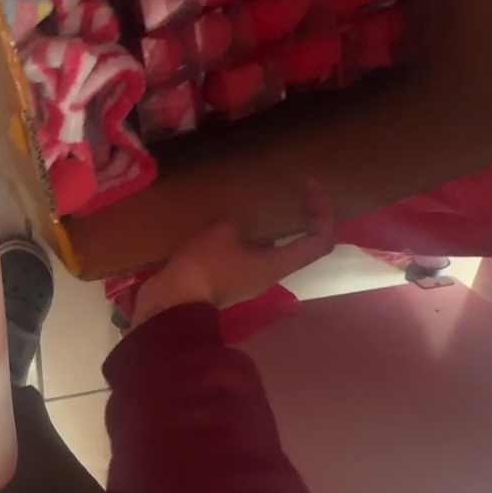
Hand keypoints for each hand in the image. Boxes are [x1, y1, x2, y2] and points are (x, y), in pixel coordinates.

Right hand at [130, 181, 336, 325]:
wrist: (169, 303)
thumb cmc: (203, 268)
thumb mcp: (222, 232)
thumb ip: (238, 221)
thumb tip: (236, 222)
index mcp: (278, 264)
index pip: (320, 240)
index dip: (322, 212)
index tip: (307, 189)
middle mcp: (268, 274)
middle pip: (296, 245)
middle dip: (294, 218)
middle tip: (284, 194)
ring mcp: (245, 281)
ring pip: (267, 250)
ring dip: (264, 228)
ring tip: (250, 205)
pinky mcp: (223, 282)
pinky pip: (241, 255)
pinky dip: (240, 239)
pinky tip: (222, 224)